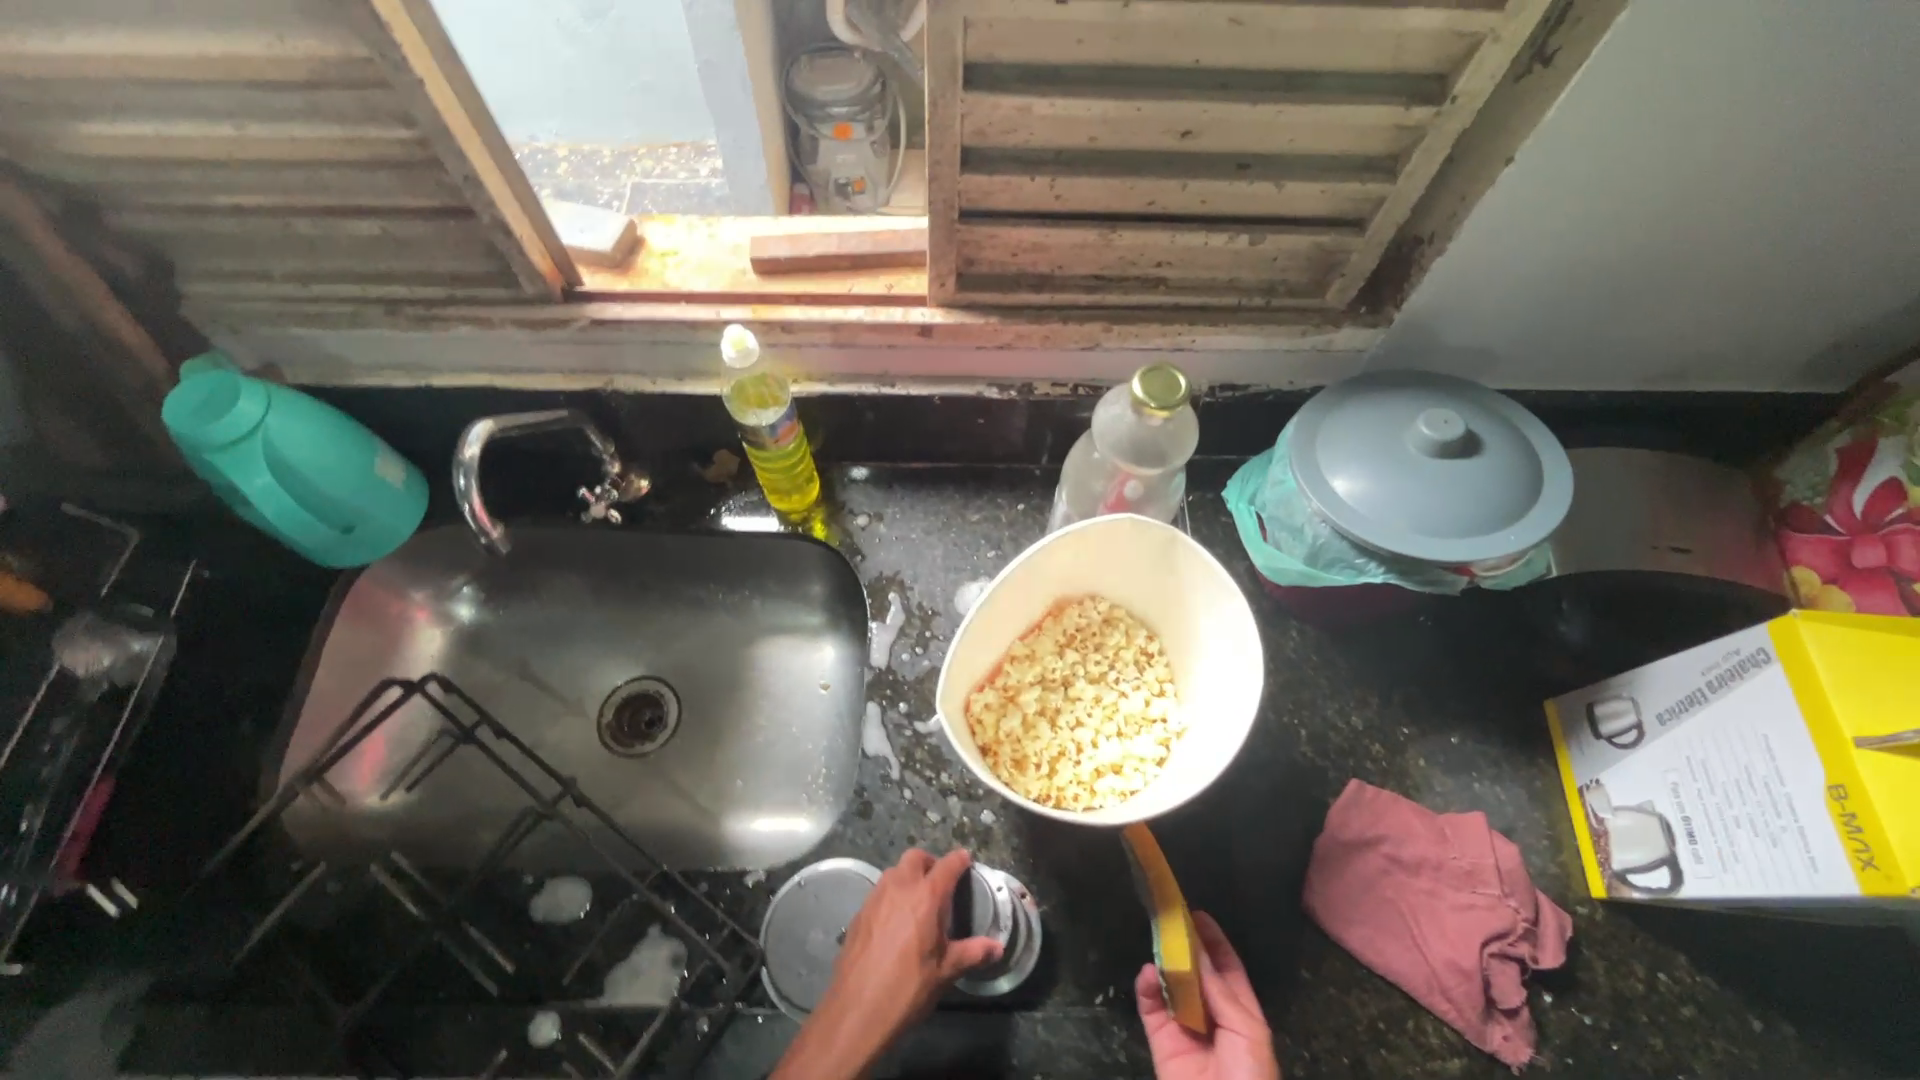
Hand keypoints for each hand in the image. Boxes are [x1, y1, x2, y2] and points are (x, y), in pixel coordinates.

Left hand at [772, 848, 1003, 1079]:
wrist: (857, 1009)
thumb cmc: (908, 987)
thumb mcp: (945, 971)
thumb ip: (972, 953)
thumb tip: (997, 947)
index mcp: (926, 896)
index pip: (947, 865)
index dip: (959, 860)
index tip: (966, 860)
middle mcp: (899, 887)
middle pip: (915, 857)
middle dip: (930, 862)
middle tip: (940, 882)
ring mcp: (875, 897)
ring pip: (894, 872)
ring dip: (908, 876)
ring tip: (918, 902)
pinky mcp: (859, 913)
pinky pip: (879, 891)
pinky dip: (891, 895)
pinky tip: (895, 922)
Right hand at [1135, 911, 1279, 1079]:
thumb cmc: (1249, 1079)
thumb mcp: (1248, 1033)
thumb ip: (1221, 993)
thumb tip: (1198, 955)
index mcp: (1242, 1015)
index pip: (1227, 969)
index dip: (1214, 942)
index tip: (1197, 914)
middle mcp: (1212, 1017)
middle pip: (1196, 973)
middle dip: (1184, 947)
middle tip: (1168, 918)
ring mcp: (1185, 1029)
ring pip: (1171, 986)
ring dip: (1164, 964)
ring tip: (1156, 942)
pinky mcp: (1161, 1043)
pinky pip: (1150, 1009)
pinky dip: (1146, 989)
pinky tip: (1148, 975)